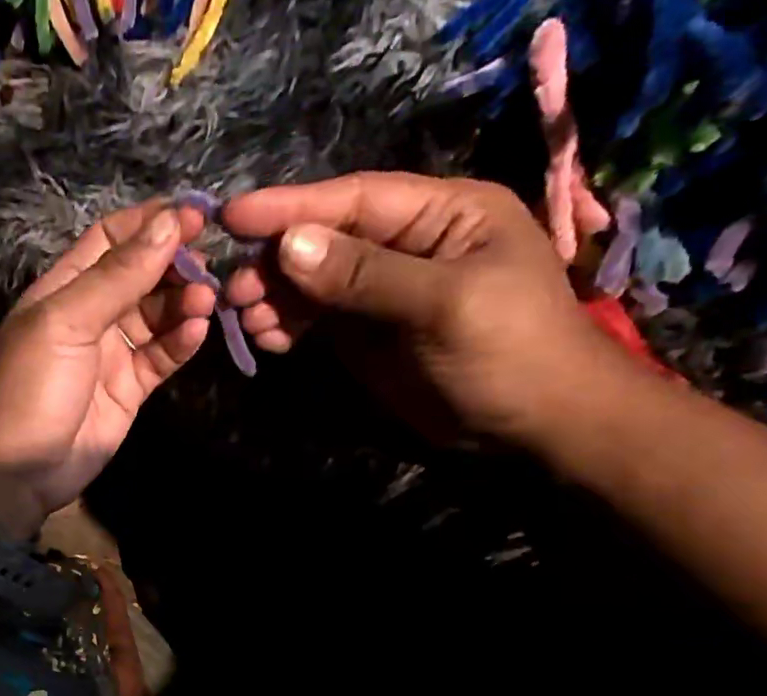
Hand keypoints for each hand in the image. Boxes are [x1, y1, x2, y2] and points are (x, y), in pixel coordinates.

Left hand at [0, 200, 217, 536]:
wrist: (20, 473)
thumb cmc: (31, 390)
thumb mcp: (66, 323)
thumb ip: (117, 275)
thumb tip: (169, 222)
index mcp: (62, 289)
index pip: (110, 239)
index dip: (150, 224)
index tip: (196, 215)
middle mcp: (89, 315)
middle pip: (141, 275)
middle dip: (175, 265)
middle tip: (210, 264)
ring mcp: (111, 353)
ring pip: (157, 315)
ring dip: (183, 303)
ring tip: (206, 300)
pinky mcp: (131, 388)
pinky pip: (162, 356)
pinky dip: (181, 343)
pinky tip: (197, 332)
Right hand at [221, 172, 620, 443]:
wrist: (534, 425)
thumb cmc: (510, 352)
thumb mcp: (443, 305)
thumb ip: (365, 274)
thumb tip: (288, 246)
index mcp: (440, 213)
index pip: (353, 199)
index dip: (291, 207)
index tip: (231, 216)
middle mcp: (406, 242)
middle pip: (324, 239)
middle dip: (275, 262)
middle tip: (232, 292)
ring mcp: (382, 287)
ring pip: (312, 280)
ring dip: (274, 298)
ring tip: (245, 320)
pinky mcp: (366, 329)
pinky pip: (316, 317)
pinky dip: (288, 325)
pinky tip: (270, 339)